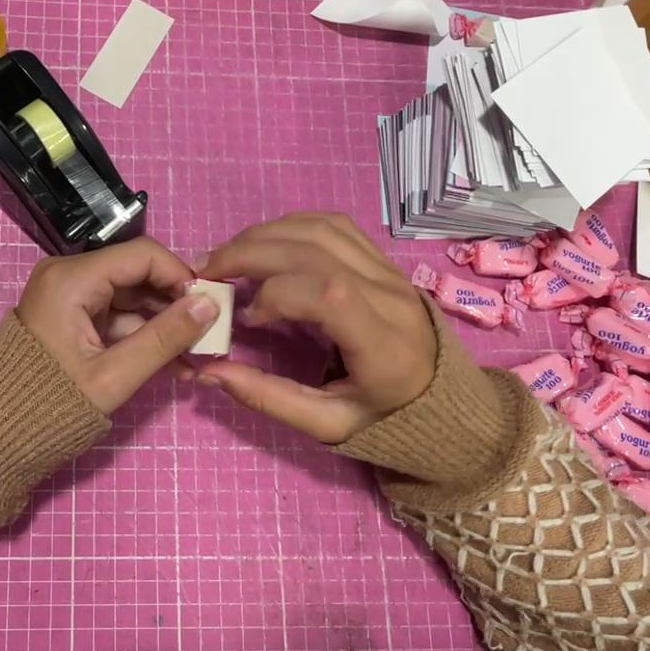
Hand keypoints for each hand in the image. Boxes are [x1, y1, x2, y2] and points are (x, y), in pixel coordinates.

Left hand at [16, 238, 221, 414]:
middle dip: (175, 305)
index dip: (181, 276)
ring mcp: (68, 297)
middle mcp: (68, 276)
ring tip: (197, 360)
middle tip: (210, 336)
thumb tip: (210, 306)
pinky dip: (142, 337)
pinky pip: (116, 317)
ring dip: (163, 326)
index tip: (211, 308)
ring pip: (131, 299)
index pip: (142, 254)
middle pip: (137, 274)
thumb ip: (165, 338)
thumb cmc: (51, 407)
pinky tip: (173, 365)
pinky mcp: (70, 318)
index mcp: (71, 278)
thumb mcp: (115, 376)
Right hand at [194, 213, 436, 442]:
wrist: (442, 398)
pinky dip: (290, 226)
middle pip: (314, 250)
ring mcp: (389, 271)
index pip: (330, 294)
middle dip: (250, 253)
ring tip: (228, 255)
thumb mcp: (327, 425)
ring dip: (264, 234)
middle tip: (207, 270)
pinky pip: (334, 225)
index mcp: (383, 347)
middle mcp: (390, 297)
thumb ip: (269, 398)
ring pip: (320, 229)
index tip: (248, 317)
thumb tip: (208, 372)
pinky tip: (264, 244)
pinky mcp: (382, 259)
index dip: (278, 294)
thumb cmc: (382, 415)